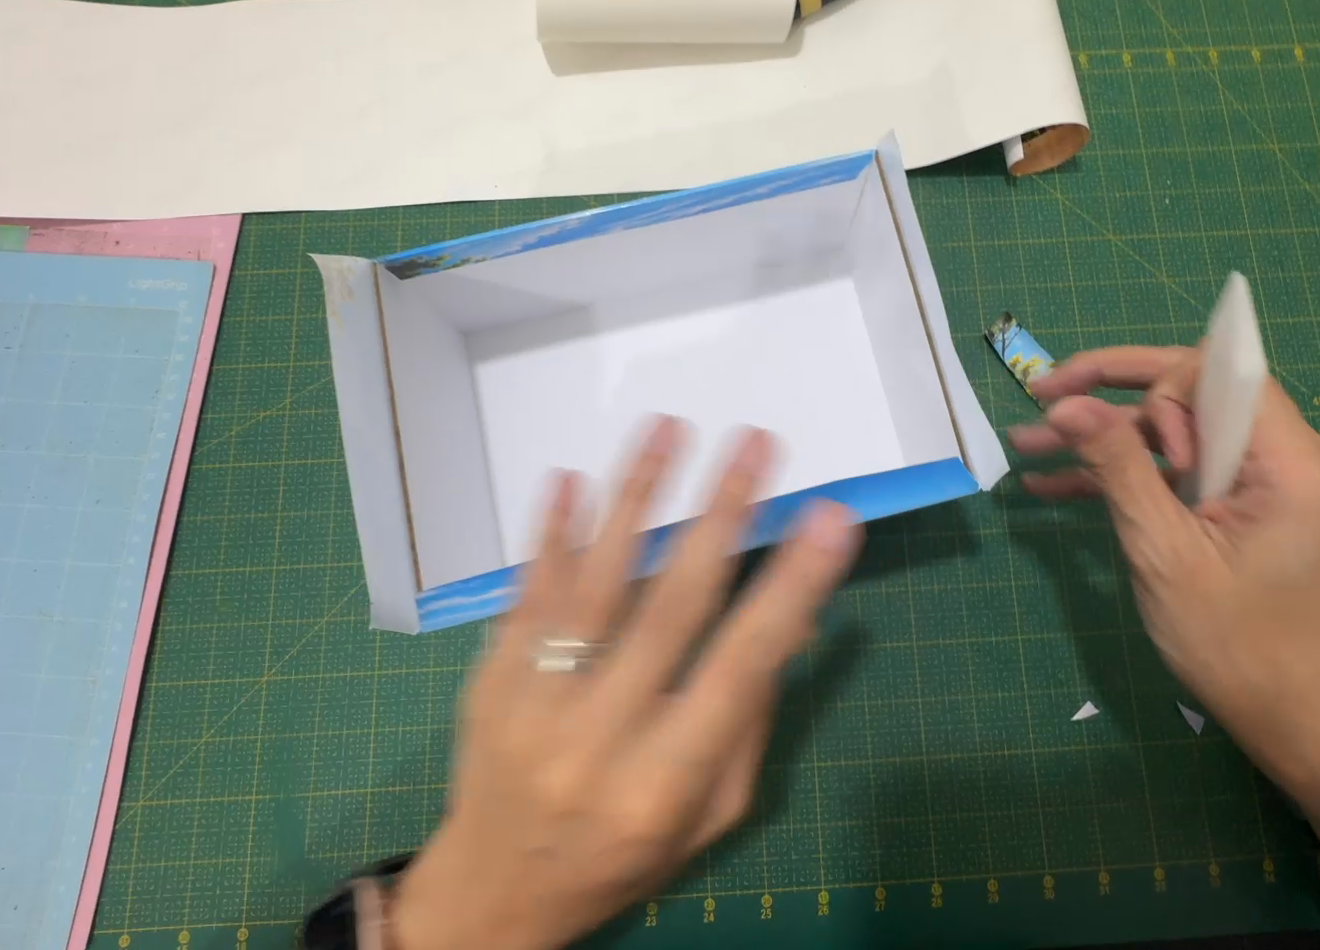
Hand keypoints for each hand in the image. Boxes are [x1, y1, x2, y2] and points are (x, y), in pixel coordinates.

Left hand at [390, 418, 862, 949]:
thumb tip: (789, 620)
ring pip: (593, 584)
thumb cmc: (624, 853)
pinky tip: (568, 479)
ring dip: (634, 498)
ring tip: (669, 428)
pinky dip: (549, 534)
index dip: (790, 588)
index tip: (830, 518)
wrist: (494, 891)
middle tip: (756, 444)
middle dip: (721, 516)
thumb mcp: (712, 813)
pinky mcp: (489, 680)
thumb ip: (749, 717)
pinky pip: (524, 596)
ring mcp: (533, 704)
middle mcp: (598, 737)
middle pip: (670, 607)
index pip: (741, 667)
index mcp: (666, 779)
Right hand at [1009, 346, 1319, 752]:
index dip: (1146, 377)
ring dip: (1097, 438)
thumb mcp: (1161, 548)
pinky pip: (1167, 466)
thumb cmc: (1228, 638)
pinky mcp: (1227, 500)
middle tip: (1040, 402)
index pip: (1215, 371)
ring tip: (1024, 445)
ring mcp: (1252, 477)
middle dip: (1107, 397)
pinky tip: (1049, 484)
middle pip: (1185, 391)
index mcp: (1284, 458)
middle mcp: (1277, 453)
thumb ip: (1116, 467)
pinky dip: (1115, 472)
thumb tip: (1064, 403)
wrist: (1275, 709)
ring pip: (1165, 429)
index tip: (1095, 418)